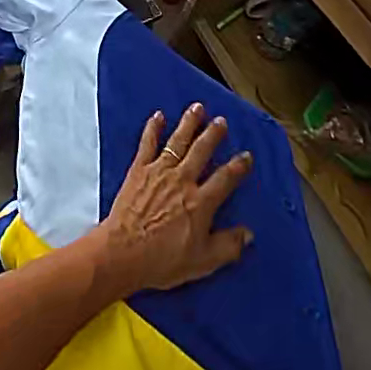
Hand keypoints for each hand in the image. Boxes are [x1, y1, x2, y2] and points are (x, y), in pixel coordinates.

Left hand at [92, 104, 254, 295]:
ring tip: (198, 108)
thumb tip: (248, 235)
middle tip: (221, 121)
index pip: (225, 178)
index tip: (246, 156)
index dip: (238, 166)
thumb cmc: (161, 260)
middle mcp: (183, 180)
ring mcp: (160, 171)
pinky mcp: (139, 170)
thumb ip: (227, 246)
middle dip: (213, 134)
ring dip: (189, 123)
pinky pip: (148, 144)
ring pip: (178, 140)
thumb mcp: (202, 261)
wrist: (122, 253)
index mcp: (200, 202)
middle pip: (202, 150)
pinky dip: (153, 128)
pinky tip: (158, 116)